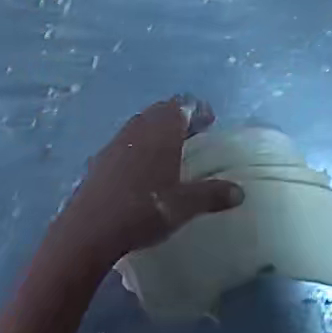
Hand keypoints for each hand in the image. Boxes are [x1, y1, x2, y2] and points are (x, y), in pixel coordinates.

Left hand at [52, 97, 245, 266]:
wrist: (91, 226)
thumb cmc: (144, 209)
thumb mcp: (184, 206)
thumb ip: (212, 195)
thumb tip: (239, 191)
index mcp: (161, 131)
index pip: (182, 106)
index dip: (198, 110)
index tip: (210, 121)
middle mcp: (138, 128)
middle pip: (161, 111)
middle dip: (179, 117)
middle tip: (194, 133)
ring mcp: (117, 141)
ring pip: (142, 124)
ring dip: (158, 130)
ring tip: (172, 149)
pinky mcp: (102, 157)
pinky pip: (127, 140)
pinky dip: (141, 144)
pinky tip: (144, 167)